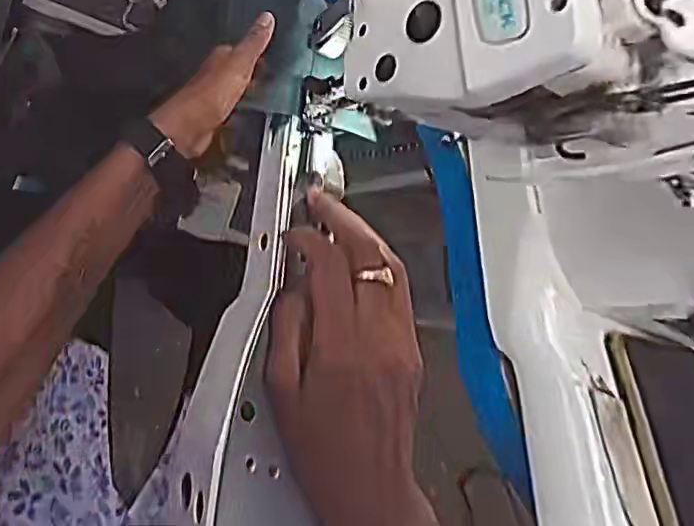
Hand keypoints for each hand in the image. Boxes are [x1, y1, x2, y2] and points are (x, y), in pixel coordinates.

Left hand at [149, 12, 274, 155]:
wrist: (189, 129)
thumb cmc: (208, 95)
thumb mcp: (239, 64)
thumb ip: (254, 42)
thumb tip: (266, 17)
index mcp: (221, 57)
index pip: (242, 46)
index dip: (258, 47)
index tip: (272, 46)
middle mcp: (216, 74)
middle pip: (239, 68)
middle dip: (254, 69)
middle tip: (271, 70)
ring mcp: (214, 95)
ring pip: (236, 88)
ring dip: (249, 89)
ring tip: (265, 91)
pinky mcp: (214, 115)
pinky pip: (233, 108)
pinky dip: (243, 108)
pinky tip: (249, 111)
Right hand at [268, 190, 435, 525]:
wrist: (370, 491)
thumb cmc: (323, 451)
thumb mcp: (281, 390)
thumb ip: (284, 327)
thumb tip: (292, 285)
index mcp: (342, 349)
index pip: (330, 267)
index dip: (310, 239)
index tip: (294, 235)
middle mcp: (379, 339)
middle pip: (368, 254)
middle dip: (342, 218)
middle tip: (320, 202)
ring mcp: (402, 341)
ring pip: (390, 265)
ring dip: (364, 232)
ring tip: (339, 218)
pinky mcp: (412, 347)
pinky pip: (399, 287)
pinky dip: (378, 259)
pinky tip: (360, 254)